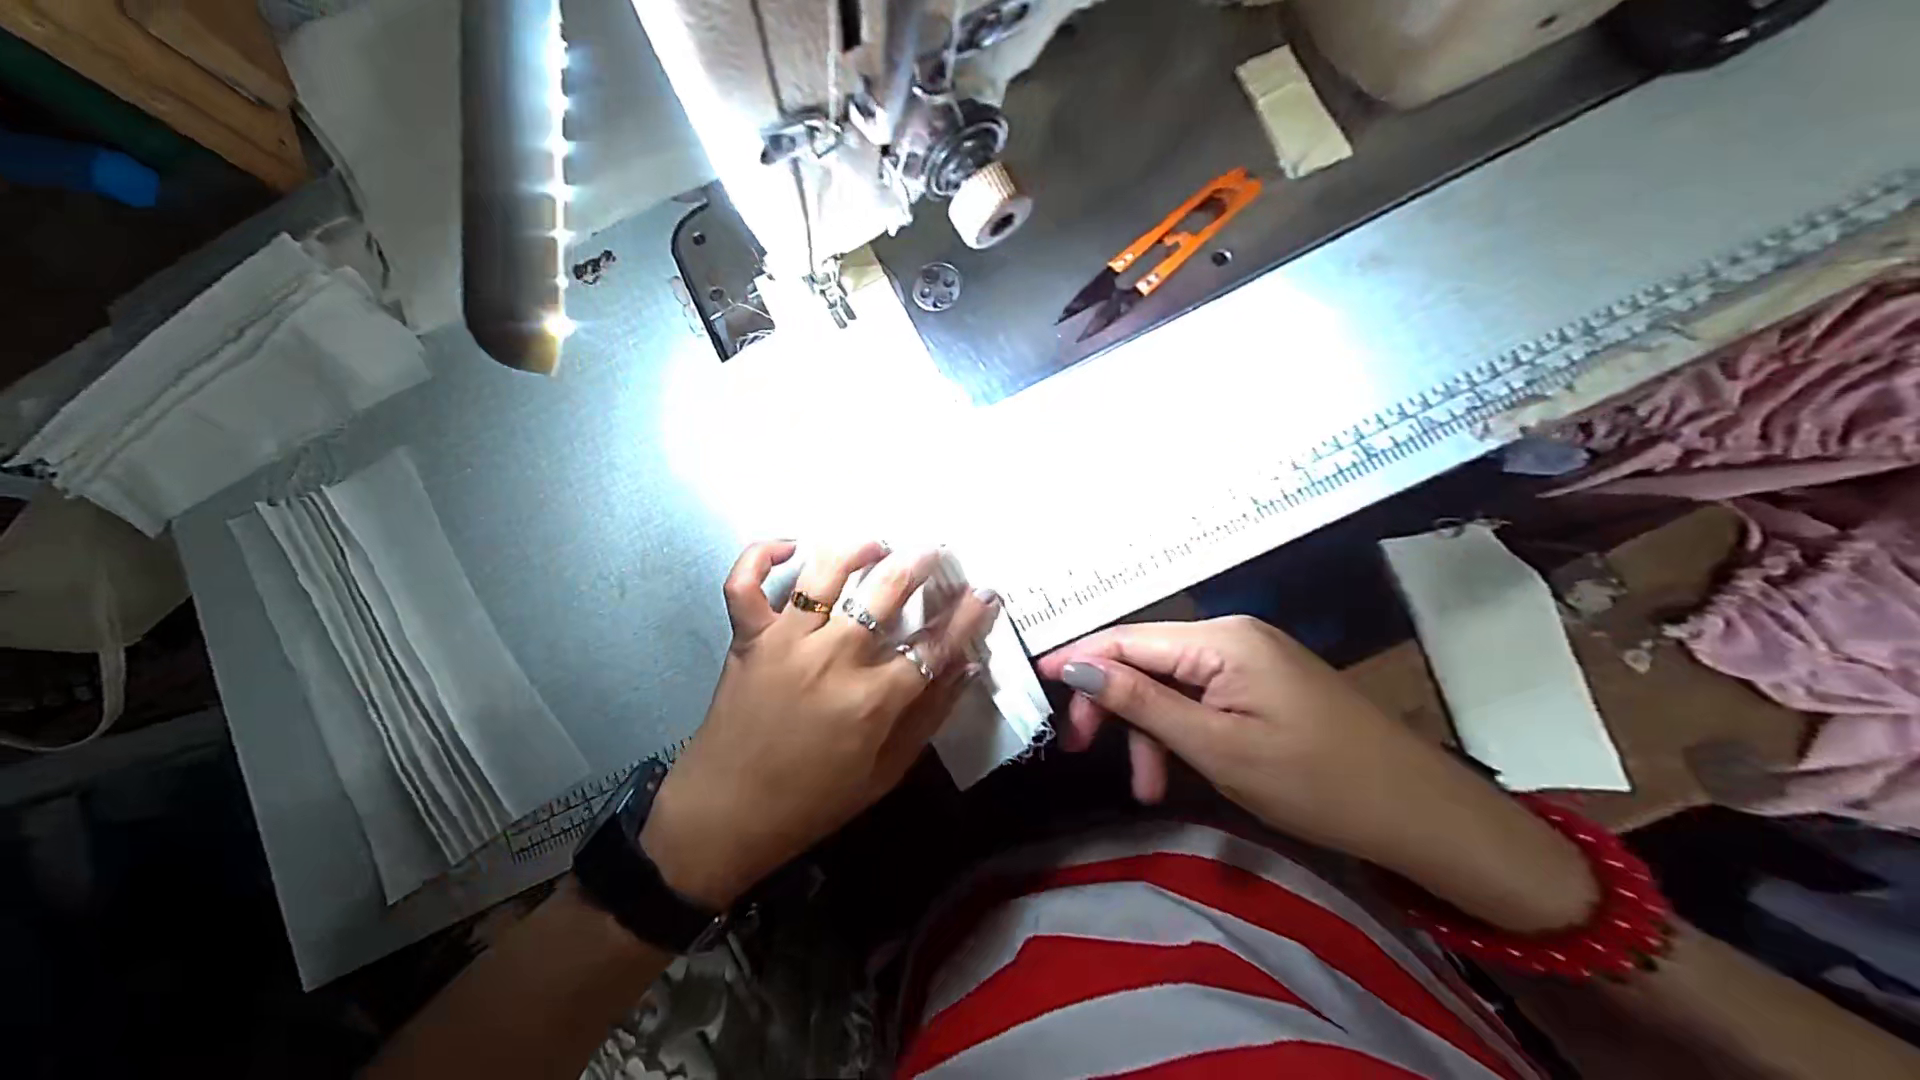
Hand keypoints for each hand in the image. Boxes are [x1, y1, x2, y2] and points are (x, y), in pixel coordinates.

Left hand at [639, 540, 999, 908]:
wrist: (727, 814)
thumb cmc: (813, 801)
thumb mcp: (885, 772)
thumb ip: (929, 716)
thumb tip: (967, 667)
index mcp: (872, 700)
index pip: (933, 645)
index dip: (966, 617)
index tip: (984, 594)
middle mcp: (832, 659)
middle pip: (885, 593)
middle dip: (920, 565)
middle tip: (935, 552)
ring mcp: (785, 643)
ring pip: (824, 575)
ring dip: (856, 551)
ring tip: (877, 545)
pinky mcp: (747, 638)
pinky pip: (745, 584)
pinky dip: (761, 555)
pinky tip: (789, 547)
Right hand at [1039, 616, 1598, 932]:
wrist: (1420, 812)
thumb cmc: (1315, 781)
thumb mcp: (1216, 747)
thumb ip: (1142, 702)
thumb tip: (1075, 666)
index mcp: (1220, 640)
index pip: (1127, 638)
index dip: (1078, 660)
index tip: (1038, 687)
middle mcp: (1230, 635)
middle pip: (1145, 659)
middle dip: (1114, 705)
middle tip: (1087, 752)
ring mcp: (1249, 658)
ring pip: (1170, 684)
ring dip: (1148, 730)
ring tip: (1148, 787)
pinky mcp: (1261, 683)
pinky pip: (1200, 697)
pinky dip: (1180, 733)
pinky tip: (1177, 772)